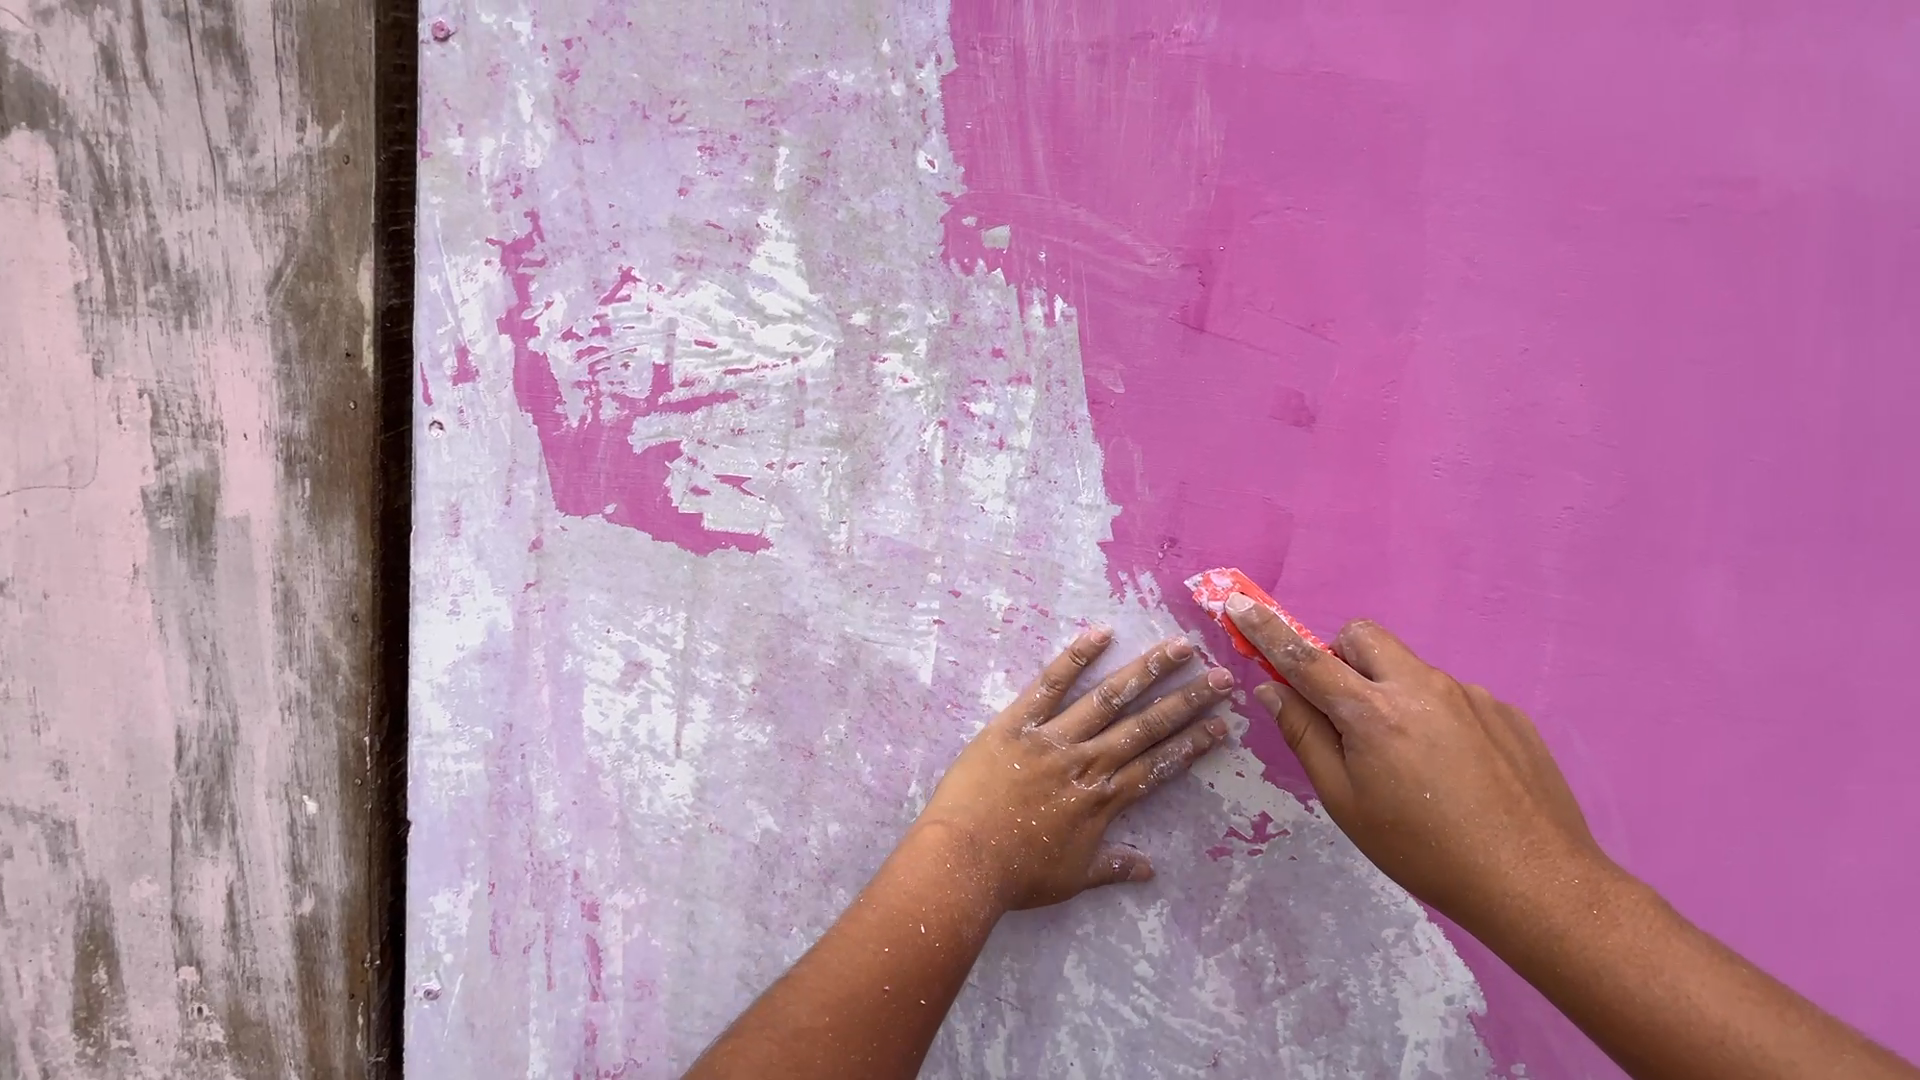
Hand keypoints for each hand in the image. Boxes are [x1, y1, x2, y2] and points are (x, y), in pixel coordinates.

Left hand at [914, 628, 1235, 910]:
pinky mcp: (1017, 722)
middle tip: (1222, 676)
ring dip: (1146, 670)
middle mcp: (1088, 761)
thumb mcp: (1073, 879)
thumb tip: (1150, 870)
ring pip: (1109, 698)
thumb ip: (1113, 868)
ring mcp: (1053, 738)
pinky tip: (1100, 632)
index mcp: (1104, 799)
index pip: (1159, 764)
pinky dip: (1075, 657)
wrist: (964, 861)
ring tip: (1179, 646)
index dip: (1193, 743)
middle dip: (1188, 700)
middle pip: (1146, 725)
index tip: (1223, 724)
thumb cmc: (1017, 875)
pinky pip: (1049, 684)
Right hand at [1224, 594, 1610, 933]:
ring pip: (1408, 668)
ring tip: (1412, 758)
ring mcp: (1471, 695)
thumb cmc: (1422, 850)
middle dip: (1340, 656)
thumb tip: (1272, 690)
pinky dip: (1434, 715)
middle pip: (1363, 636)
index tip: (1238, 603)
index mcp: (1373, 713)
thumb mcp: (1345, 801)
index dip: (1266, 629)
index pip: (1304, 657)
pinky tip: (1456, 770)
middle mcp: (1421, 688)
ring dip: (1389, 690)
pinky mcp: (1506, 711)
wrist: (1537, 884)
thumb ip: (1305, 736)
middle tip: (1344, 707)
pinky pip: (1451, 695)